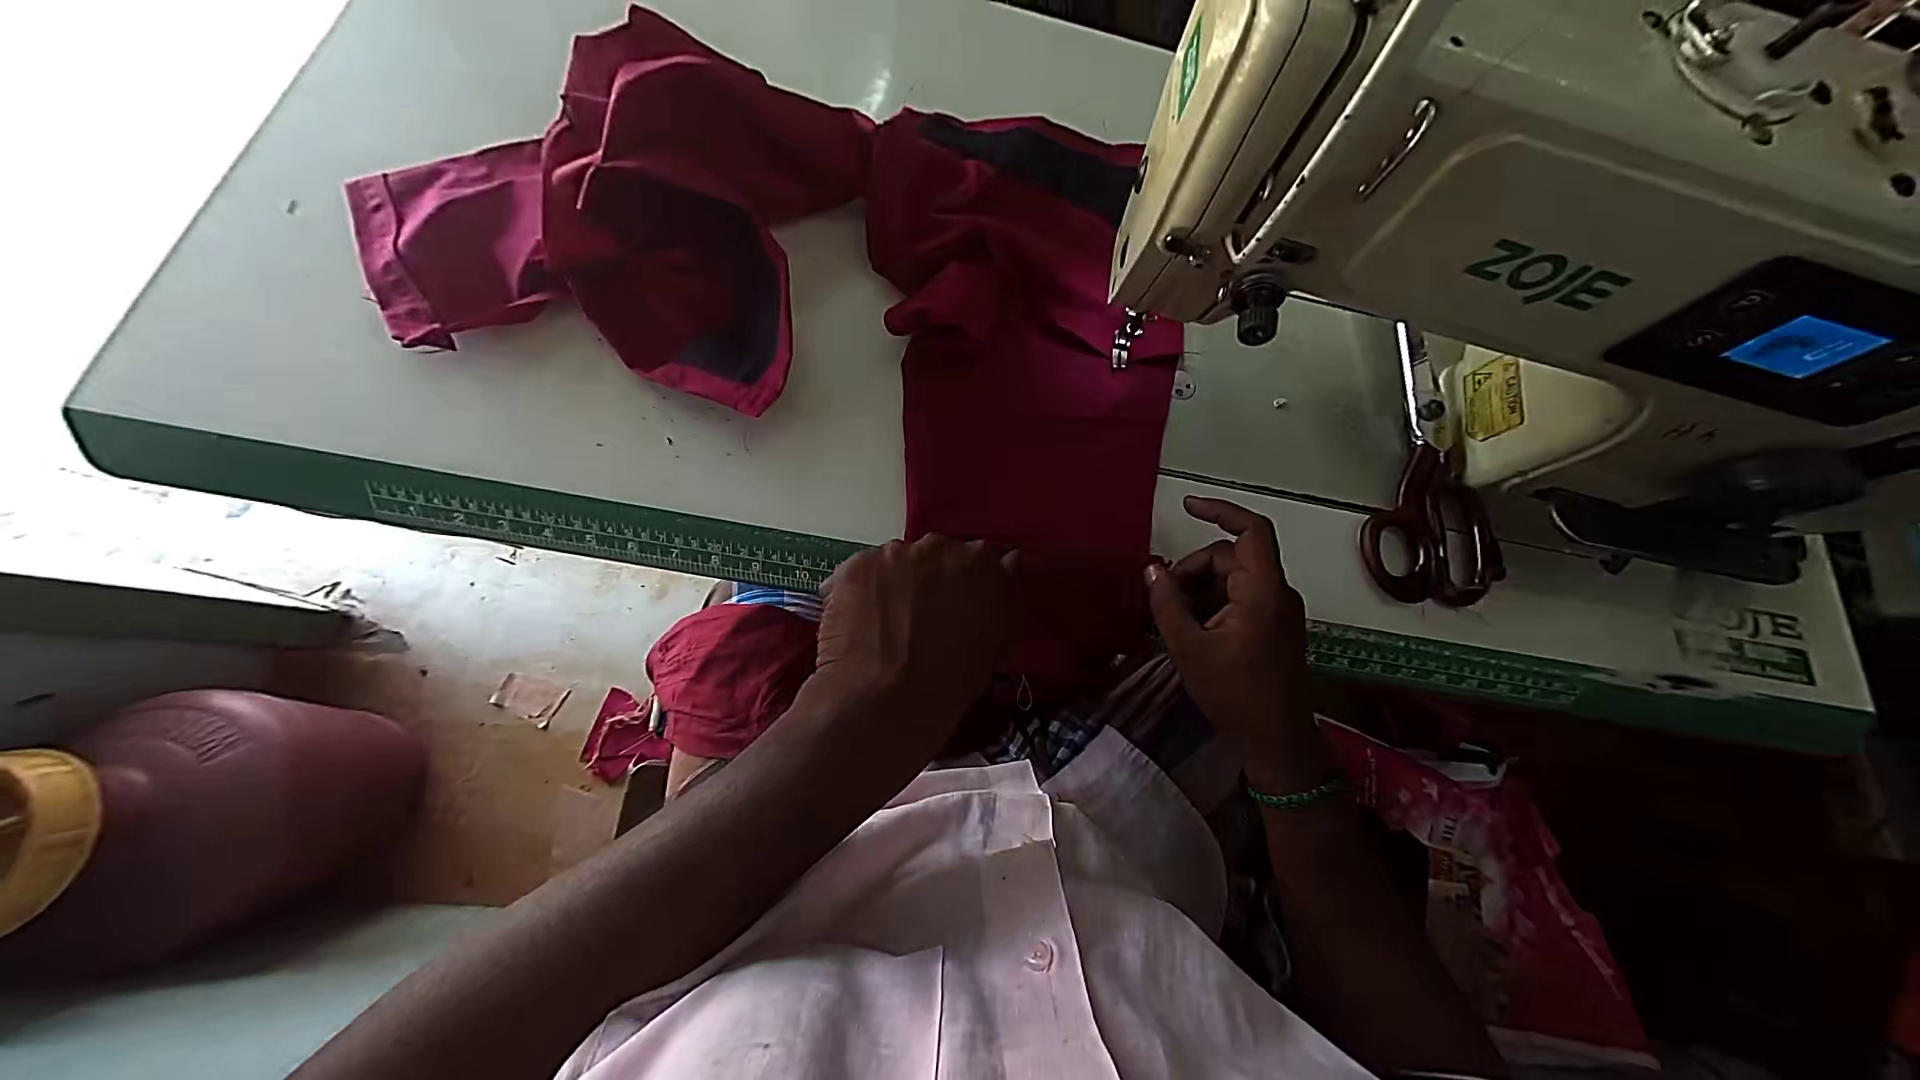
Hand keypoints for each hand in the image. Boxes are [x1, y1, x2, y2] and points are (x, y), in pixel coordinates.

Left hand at [811, 536, 1017, 753]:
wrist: (887, 700)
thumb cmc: (951, 681)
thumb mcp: (999, 639)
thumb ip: (1005, 594)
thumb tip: (1008, 565)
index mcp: (984, 564)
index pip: (984, 557)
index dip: (972, 580)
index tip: (963, 600)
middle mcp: (942, 548)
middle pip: (938, 554)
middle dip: (932, 578)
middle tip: (923, 616)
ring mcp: (896, 554)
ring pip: (898, 561)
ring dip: (896, 583)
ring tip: (887, 625)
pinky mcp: (858, 565)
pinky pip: (862, 573)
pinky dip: (861, 592)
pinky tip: (859, 624)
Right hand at [1146, 497, 1327, 790]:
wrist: (1276, 739)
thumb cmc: (1234, 694)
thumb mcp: (1189, 648)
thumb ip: (1167, 604)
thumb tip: (1152, 569)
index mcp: (1263, 592)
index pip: (1250, 531)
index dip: (1220, 510)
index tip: (1187, 505)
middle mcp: (1278, 593)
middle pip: (1232, 558)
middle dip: (1193, 569)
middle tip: (1164, 598)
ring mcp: (1280, 611)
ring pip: (1233, 579)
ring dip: (1200, 588)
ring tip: (1174, 619)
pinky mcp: (1275, 627)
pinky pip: (1240, 598)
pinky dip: (1213, 603)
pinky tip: (1192, 629)